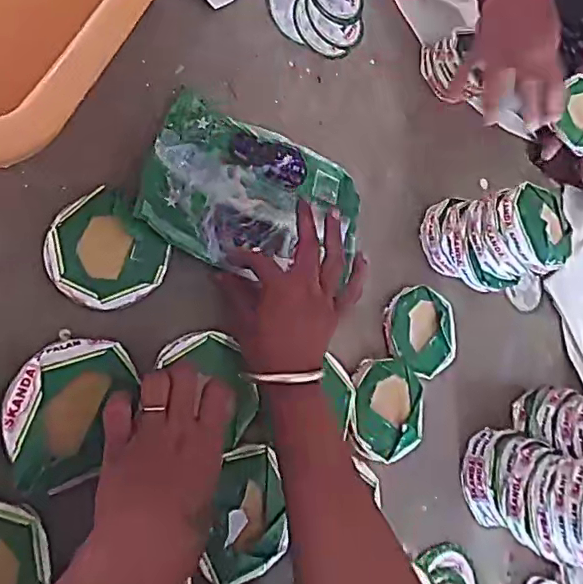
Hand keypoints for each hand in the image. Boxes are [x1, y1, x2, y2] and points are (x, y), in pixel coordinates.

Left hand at [84, 361, 233, 583]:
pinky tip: (124, 410)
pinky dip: (121, 402)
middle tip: (181, 388)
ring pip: (153, 380)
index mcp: (208, 443)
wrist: (137, 553)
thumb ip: (204, 470)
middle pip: (185, 374)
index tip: (212, 397)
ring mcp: (145, 432)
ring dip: (156, 381)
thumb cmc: (182, 541)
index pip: (219, 391)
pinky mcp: (115, 442)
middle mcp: (179, 428)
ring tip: (155, 394)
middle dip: (184, 374)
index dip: (216, 388)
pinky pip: (116, 405)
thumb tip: (200, 462)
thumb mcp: (208, 501)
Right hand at [216, 200, 368, 374]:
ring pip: (334, 261)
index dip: (245, 256)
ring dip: (335, 236)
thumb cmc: (264, 350)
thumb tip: (221, 273)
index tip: (233, 256)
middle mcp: (306, 285)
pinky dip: (358, 273)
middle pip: (307, 248)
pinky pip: (351, 290)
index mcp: (281, 286)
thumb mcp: (244, 320)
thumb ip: (235, 292)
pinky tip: (361, 255)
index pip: (260, 262)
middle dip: (306, 223)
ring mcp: (325, 297)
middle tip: (304, 203)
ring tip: (334, 215)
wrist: (290, 379)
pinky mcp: (336, 312)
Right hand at [454, 0, 563, 131]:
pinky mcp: (480, 51)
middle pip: (525, 96)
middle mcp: (522, 63)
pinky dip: (458, 85)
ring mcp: (498, 59)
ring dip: (493, 108)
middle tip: (529, 127)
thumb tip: (547, 80)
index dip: (552, 108)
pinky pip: (467, 71)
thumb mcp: (551, 36)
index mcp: (544, 59)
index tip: (551, 119)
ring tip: (490, 120)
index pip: (551, 91)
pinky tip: (452, 98)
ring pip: (495, 90)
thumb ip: (548, 61)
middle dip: (528, 114)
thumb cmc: (536, 6)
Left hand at [537, 52, 582, 178]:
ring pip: (557, 127)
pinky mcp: (562, 96)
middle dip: (559, 149)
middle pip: (568, 141)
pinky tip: (544, 120)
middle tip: (550, 155)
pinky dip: (548, 114)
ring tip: (544, 142)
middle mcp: (581, 123)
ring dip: (550, 134)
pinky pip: (553, 107)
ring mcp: (570, 110)